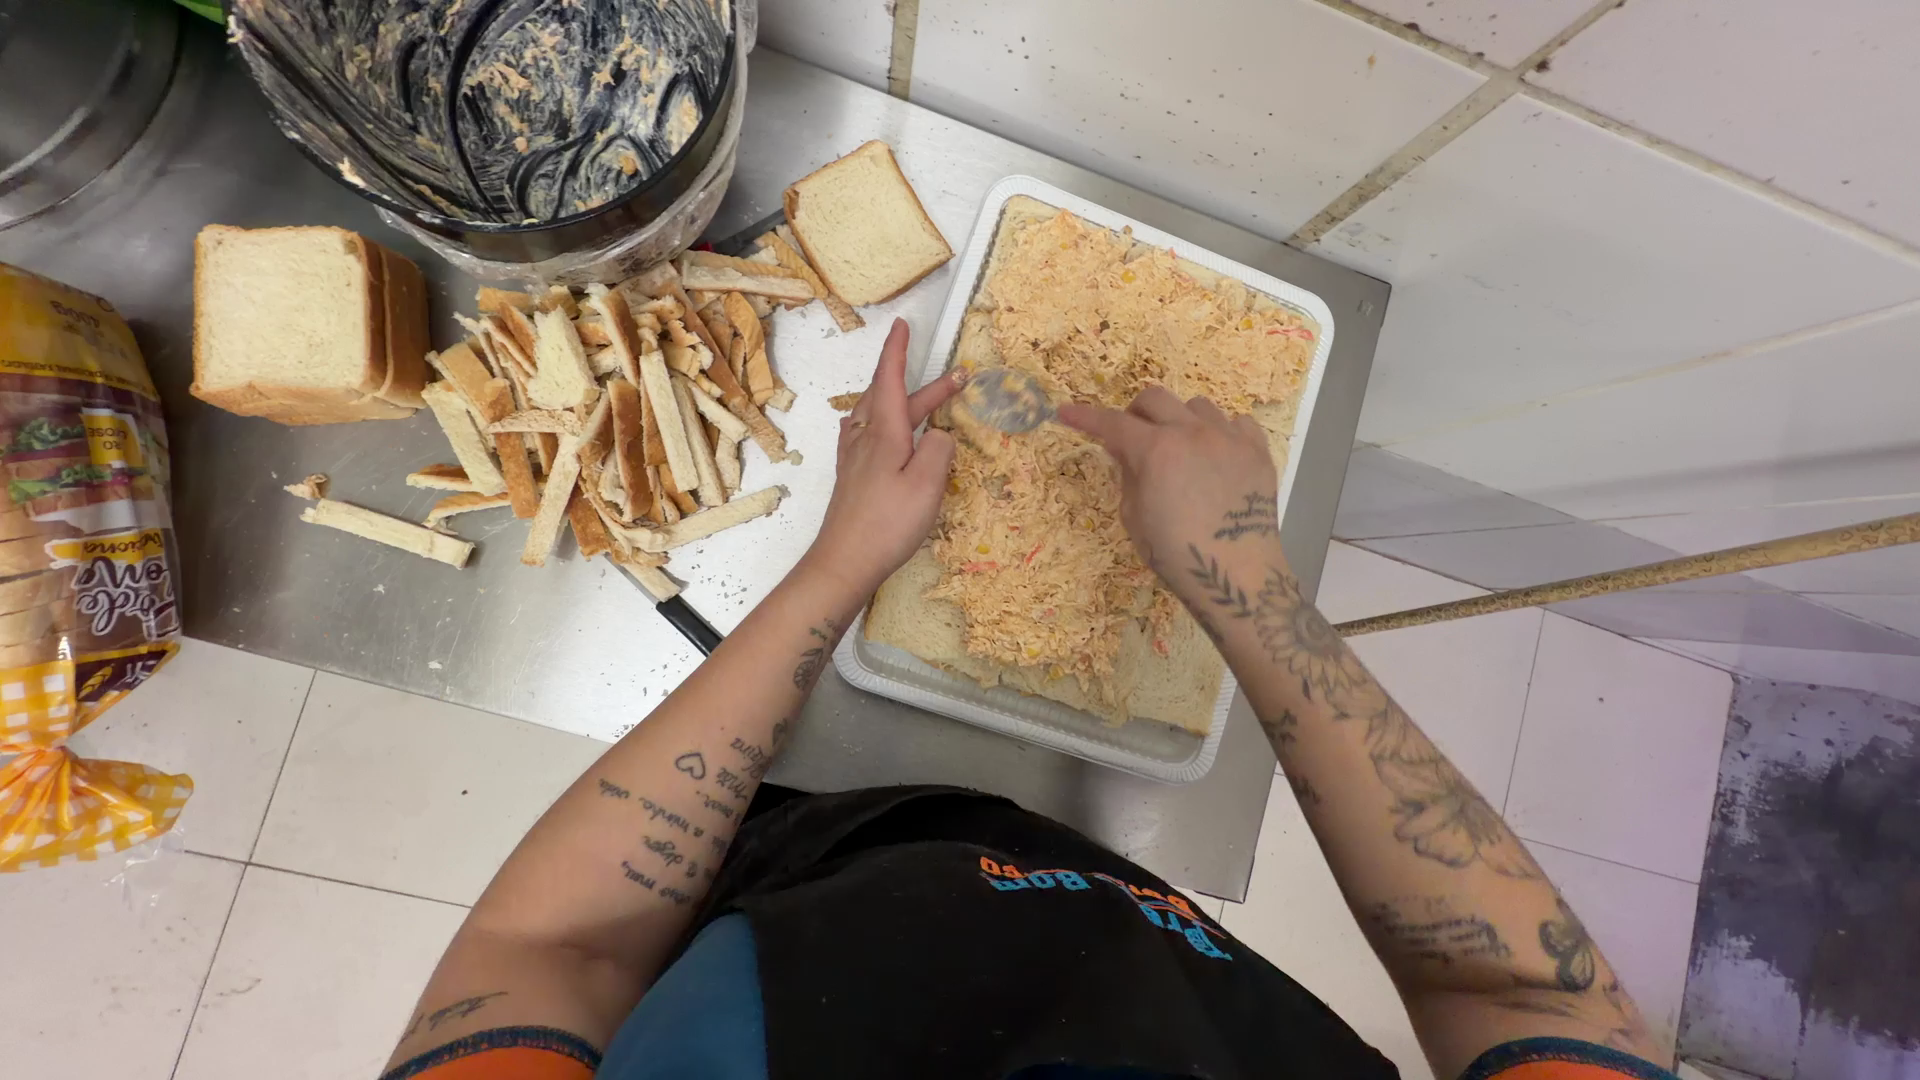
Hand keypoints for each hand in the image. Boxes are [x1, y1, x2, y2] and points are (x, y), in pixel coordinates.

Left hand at [800, 319, 959, 597]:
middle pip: (891, 399)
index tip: (902, 325)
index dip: (897, 351)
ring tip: (928, 403)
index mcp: (883, 432)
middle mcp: (864, 438)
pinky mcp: (852, 478)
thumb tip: (940, 436)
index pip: (890, 379)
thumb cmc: (888, 523)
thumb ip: (939, 450)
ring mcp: (855, 458)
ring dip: (904, 404)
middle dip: (924, 387)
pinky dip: (885, 423)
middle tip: (959, 380)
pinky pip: (868, 436)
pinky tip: (884, 434)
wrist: (844, 561)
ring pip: (877, 416)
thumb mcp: (926, 484)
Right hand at [1059, 387, 1284, 599]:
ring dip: (1178, 420)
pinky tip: (1214, 454)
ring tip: (1179, 448)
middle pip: (1154, 398)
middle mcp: (1192, 433)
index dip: (1084, 417)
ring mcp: (1229, 438)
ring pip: (1196, 405)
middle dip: (1134, 413)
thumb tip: (1123, 448)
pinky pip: (1235, 422)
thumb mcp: (1134, 516)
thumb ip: (1127, 475)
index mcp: (1156, 450)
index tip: (1065, 413)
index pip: (1111, 423)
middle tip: (1132, 438)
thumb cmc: (1175, 553)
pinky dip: (1218, 432)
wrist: (1236, 573)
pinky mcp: (1257, 450)